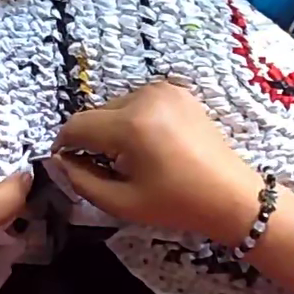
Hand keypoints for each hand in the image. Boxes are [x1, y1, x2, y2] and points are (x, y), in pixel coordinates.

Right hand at [53, 82, 267, 245]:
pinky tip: (151, 144)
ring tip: (132, 158)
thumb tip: (60, 161)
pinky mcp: (176, 90)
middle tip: (107, 168)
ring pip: (114, 107)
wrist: (233, 195)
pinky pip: (137, 102)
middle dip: (92, 139)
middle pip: (95, 114)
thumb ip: (82, 181)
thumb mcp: (122, 202)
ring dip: (112, 129)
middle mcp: (144, 96)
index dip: (65, 145)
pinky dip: (133, 120)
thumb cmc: (177, 204)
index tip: (67, 163)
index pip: (77, 125)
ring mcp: (162, 89)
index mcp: (130, 125)